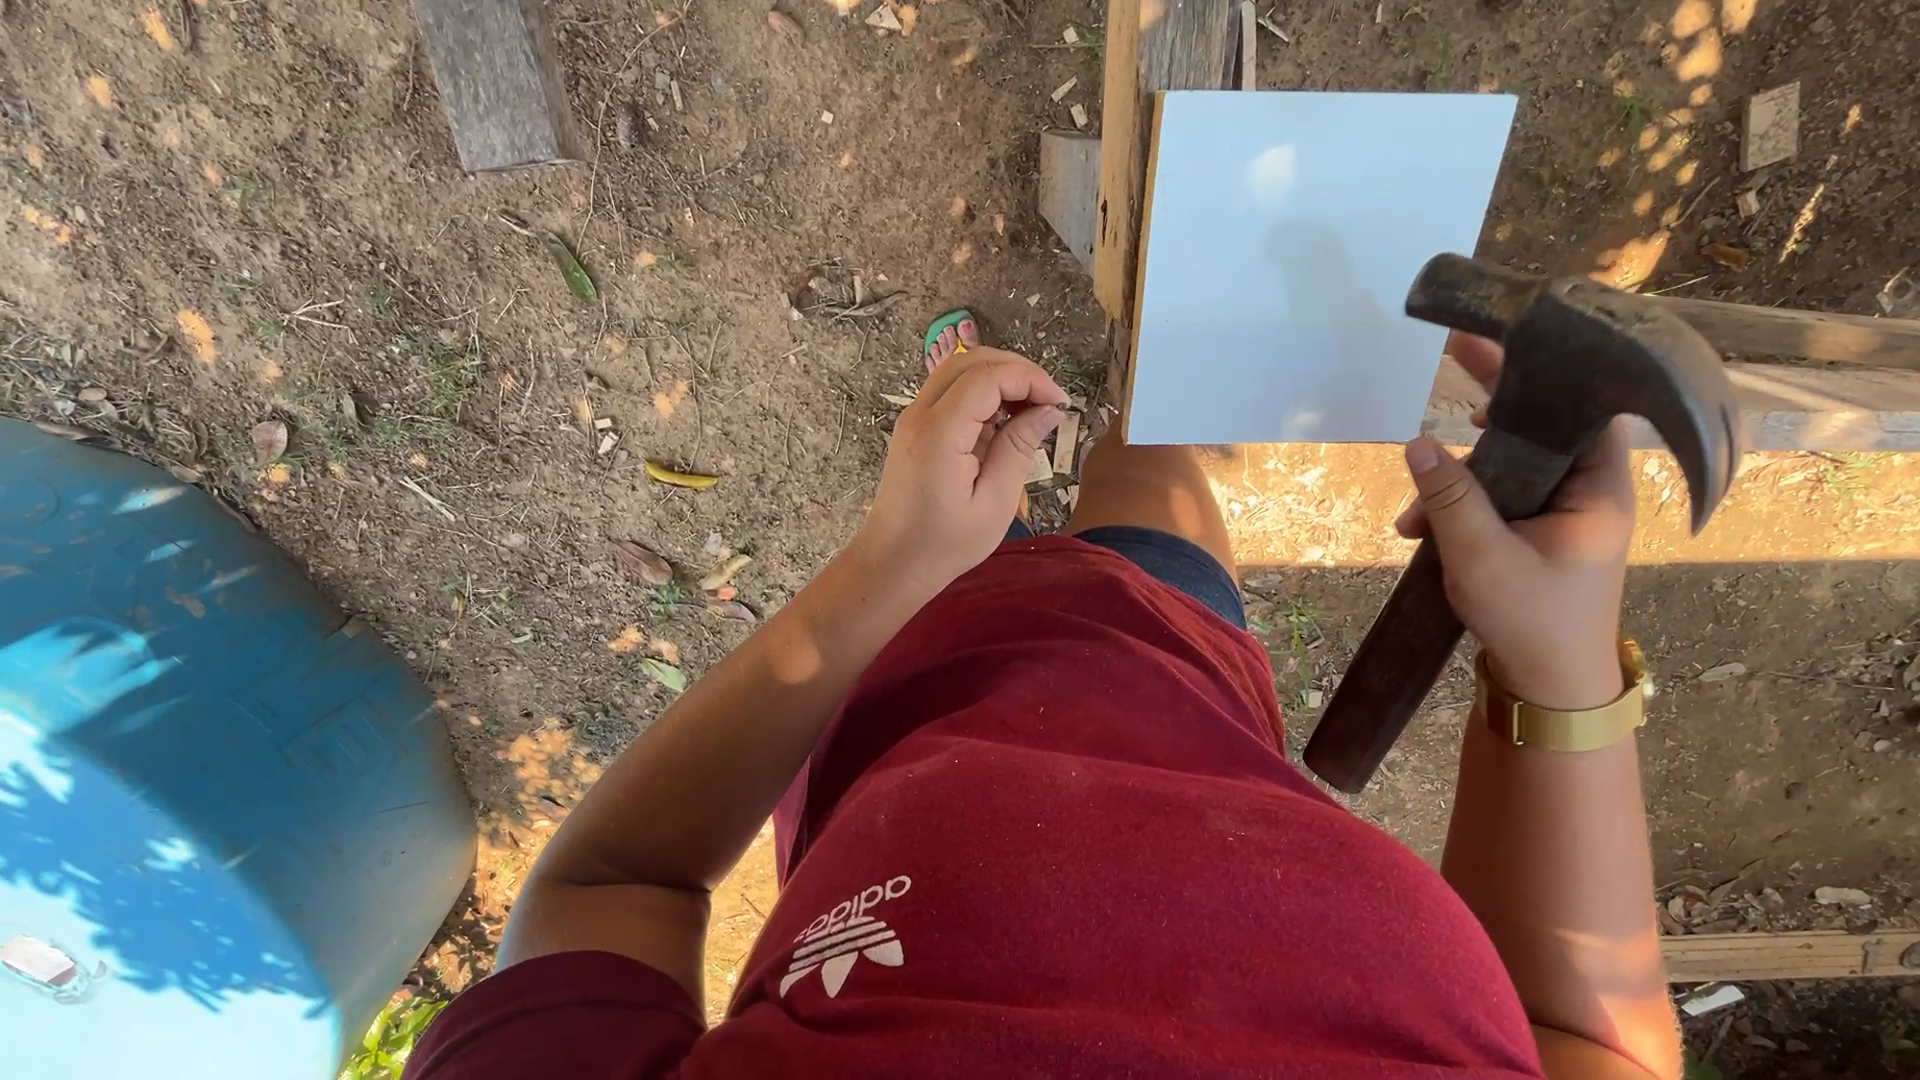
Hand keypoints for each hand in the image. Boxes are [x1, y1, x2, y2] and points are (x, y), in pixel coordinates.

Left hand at [855, 346, 1066, 596]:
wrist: (893, 563)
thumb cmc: (945, 544)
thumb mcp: (994, 503)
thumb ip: (1019, 449)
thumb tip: (1048, 410)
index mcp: (939, 433)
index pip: (987, 376)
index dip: (1030, 379)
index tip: (1060, 403)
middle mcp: (920, 414)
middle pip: (970, 360)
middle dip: (1016, 370)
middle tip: (1048, 401)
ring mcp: (913, 418)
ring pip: (958, 370)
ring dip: (998, 378)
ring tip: (1030, 410)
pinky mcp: (915, 427)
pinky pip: (950, 391)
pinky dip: (981, 393)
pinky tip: (1003, 421)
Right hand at [1394, 333, 1633, 709]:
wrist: (1548, 683)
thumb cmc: (1532, 619)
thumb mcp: (1482, 557)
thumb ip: (1450, 498)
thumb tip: (1417, 443)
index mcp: (1597, 489)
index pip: (1581, 407)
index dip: (1538, 373)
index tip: (1488, 346)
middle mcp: (1585, 491)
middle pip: (1540, 428)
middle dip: (1486, 418)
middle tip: (1451, 369)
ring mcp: (1560, 513)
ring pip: (1507, 468)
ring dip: (1455, 483)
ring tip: (1413, 519)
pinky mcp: (1536, 531)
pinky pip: (1495, 499)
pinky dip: (1457, 508)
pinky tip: (1420, 530)